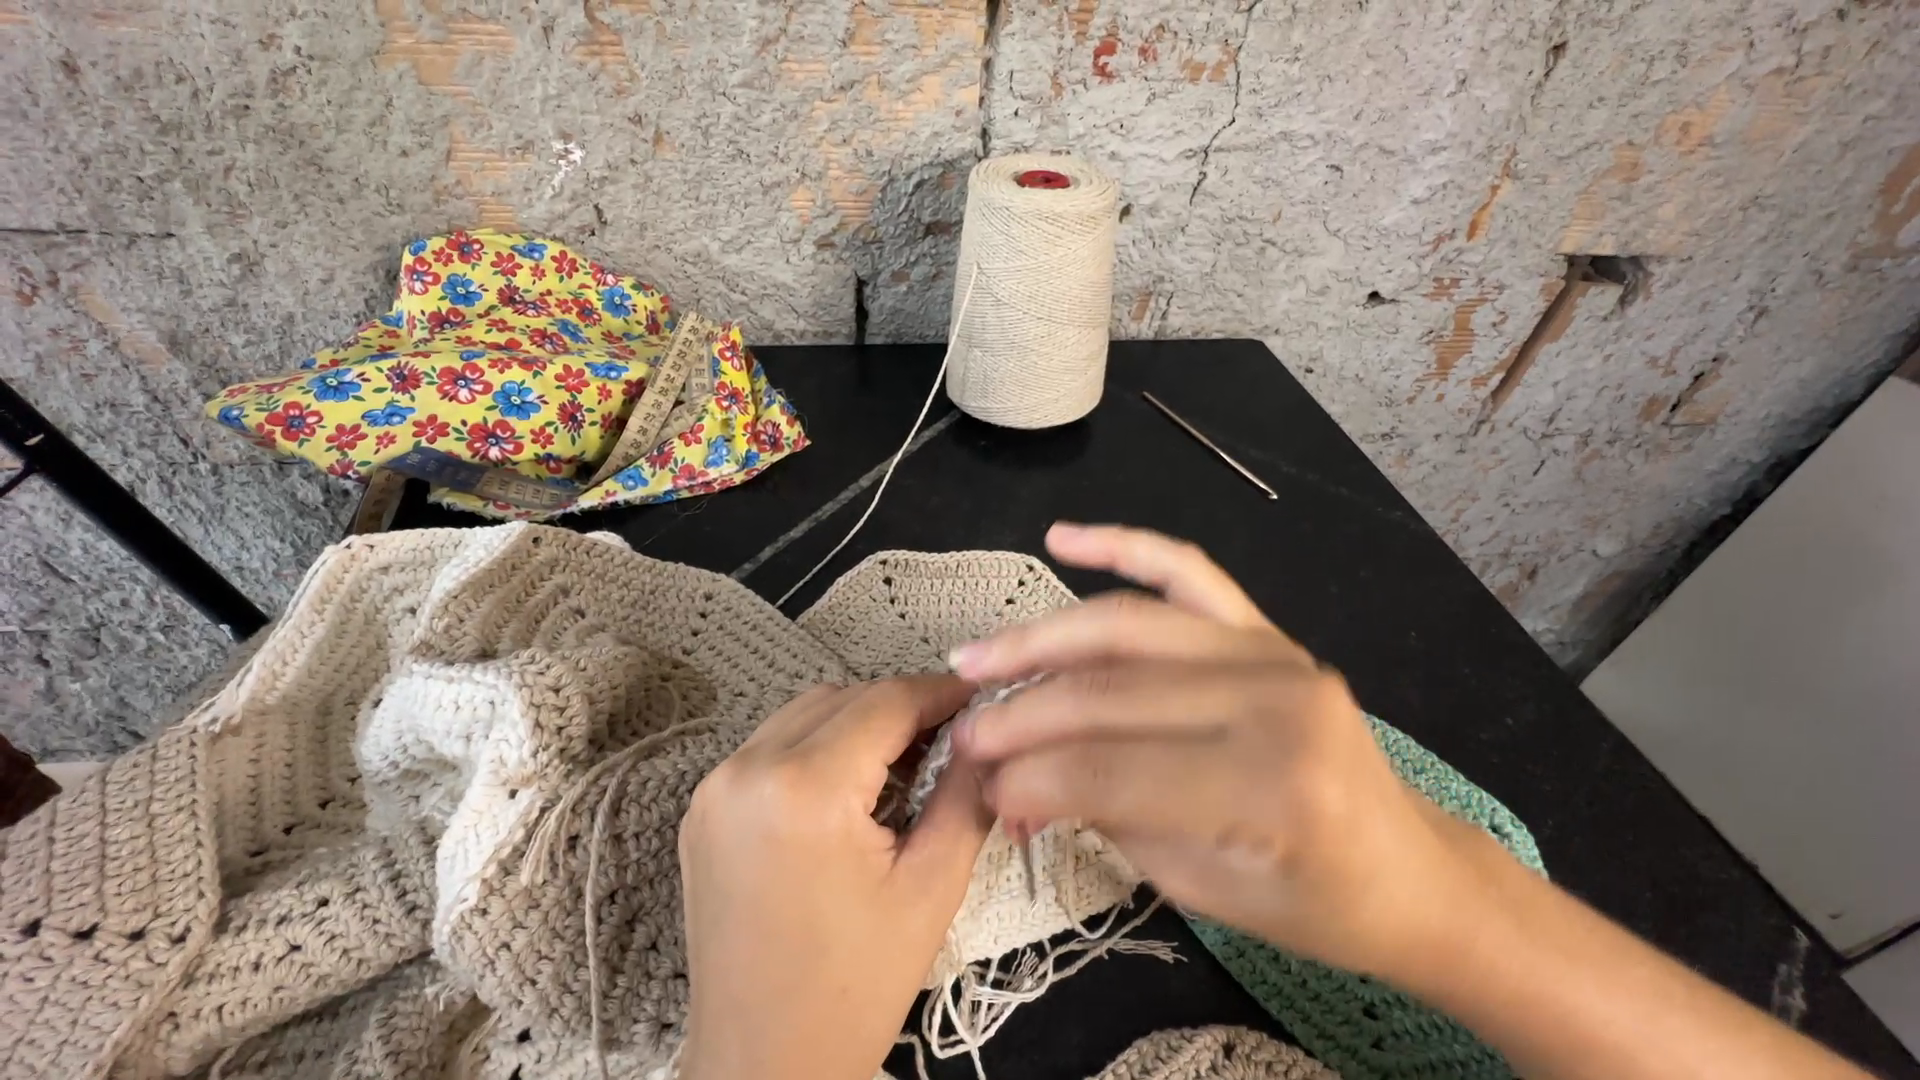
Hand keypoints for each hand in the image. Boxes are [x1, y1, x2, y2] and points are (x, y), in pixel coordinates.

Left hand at [678, 676, 993, 1079]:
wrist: (762, 1065)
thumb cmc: (855, 987)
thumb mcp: (932, 888)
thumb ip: (965, 794)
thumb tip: (984, 735)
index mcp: (805, 789)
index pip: (886, 701)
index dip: (940, 694)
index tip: (980, 702)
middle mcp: (746, 770)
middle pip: (844, 698)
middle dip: (902, 709)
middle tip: (948, 744)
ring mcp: (714, 787)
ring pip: (805, 714)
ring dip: (858, 724)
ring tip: (902, 769)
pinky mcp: (702, 809)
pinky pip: (771, 747)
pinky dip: (817, 749)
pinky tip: (849, 791)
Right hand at [949, 523, 1490, 980]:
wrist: (1409, 868)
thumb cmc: (1312, 900)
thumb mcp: (1200, 887)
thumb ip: (1103, 817)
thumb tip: (1009, 781)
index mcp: (1270, 784)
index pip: (1111, 768)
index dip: (1031, 776)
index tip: (979, 785)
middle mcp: (1273, 698)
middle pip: (1111, 692)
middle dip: (1022, 713)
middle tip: (963, 729)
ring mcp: (1272, 649)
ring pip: (1128, 626)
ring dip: (1042, 638)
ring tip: (977, 656)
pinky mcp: (1266, 628)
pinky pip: (1187, 572)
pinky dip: (1123, 547)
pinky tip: (1063, 537)